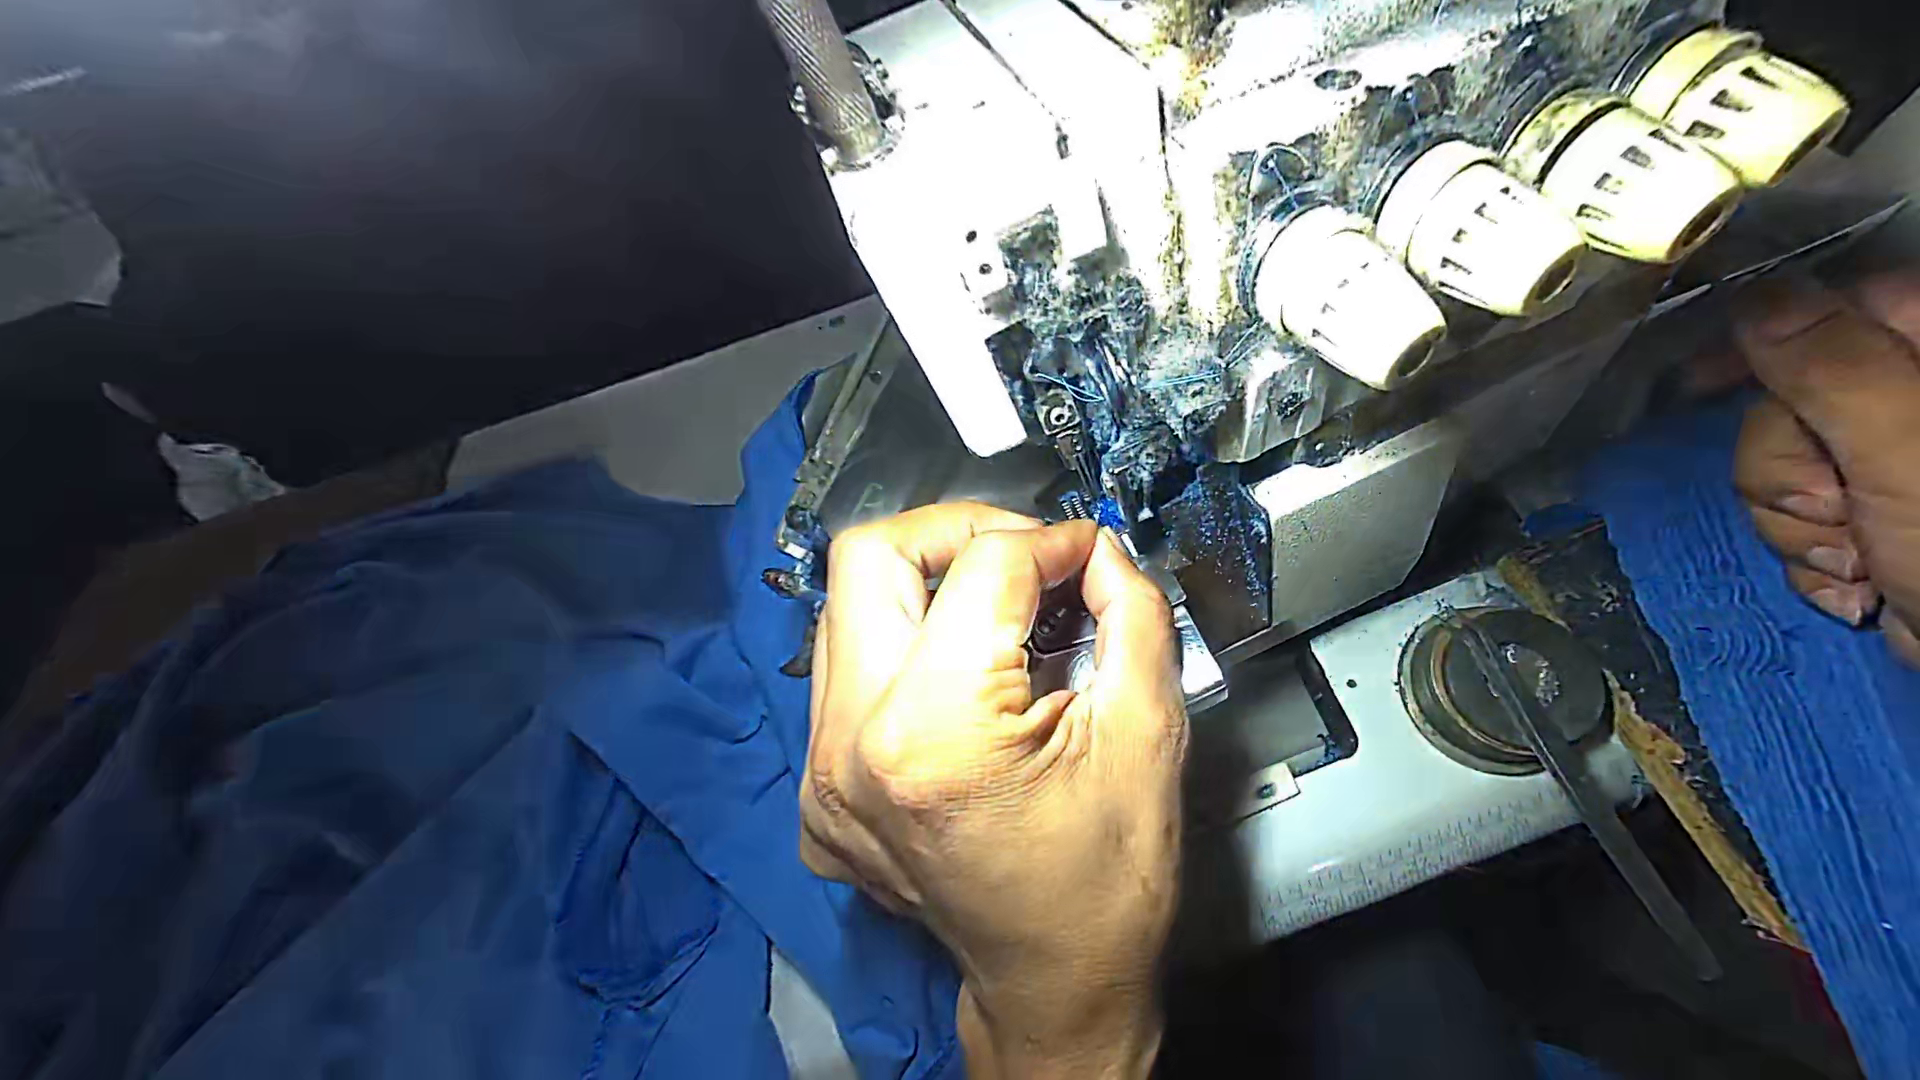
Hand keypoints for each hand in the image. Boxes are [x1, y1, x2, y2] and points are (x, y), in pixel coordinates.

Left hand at [801, 504, 1186, 1078]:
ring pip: (846, 602)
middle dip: (955, 529)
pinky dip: (902, 636)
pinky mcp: (816, 780)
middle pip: (870, 554)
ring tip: (992, 601)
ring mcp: (820, 766)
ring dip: (924, 579)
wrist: (1051, 982)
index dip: (1050, 541)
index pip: (983, 569)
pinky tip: (956, 662)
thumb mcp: (1147, 733)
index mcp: (936, 731)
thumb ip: (1132, 614)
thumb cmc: (1106, 881)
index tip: (1085, 552)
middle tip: (1019, 551)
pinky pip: (843, 663)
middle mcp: (851, 742)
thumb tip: (1098, 551)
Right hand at [1732, 273, 1919, 665]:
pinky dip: (1808, 552)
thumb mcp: (1909, 451)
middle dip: (1782, 466)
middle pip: (1793, 402)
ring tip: (1850, 557)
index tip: (1703, 380)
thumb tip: (1758, 300)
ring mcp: (1902, 463)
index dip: (1767, 339)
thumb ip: (1835, 370)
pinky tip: (1856, 579)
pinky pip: (1795, 512)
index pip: (1849, 308)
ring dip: (1791, 520)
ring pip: (1780, 465)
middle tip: (1829, 507)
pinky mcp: (1876, 512)